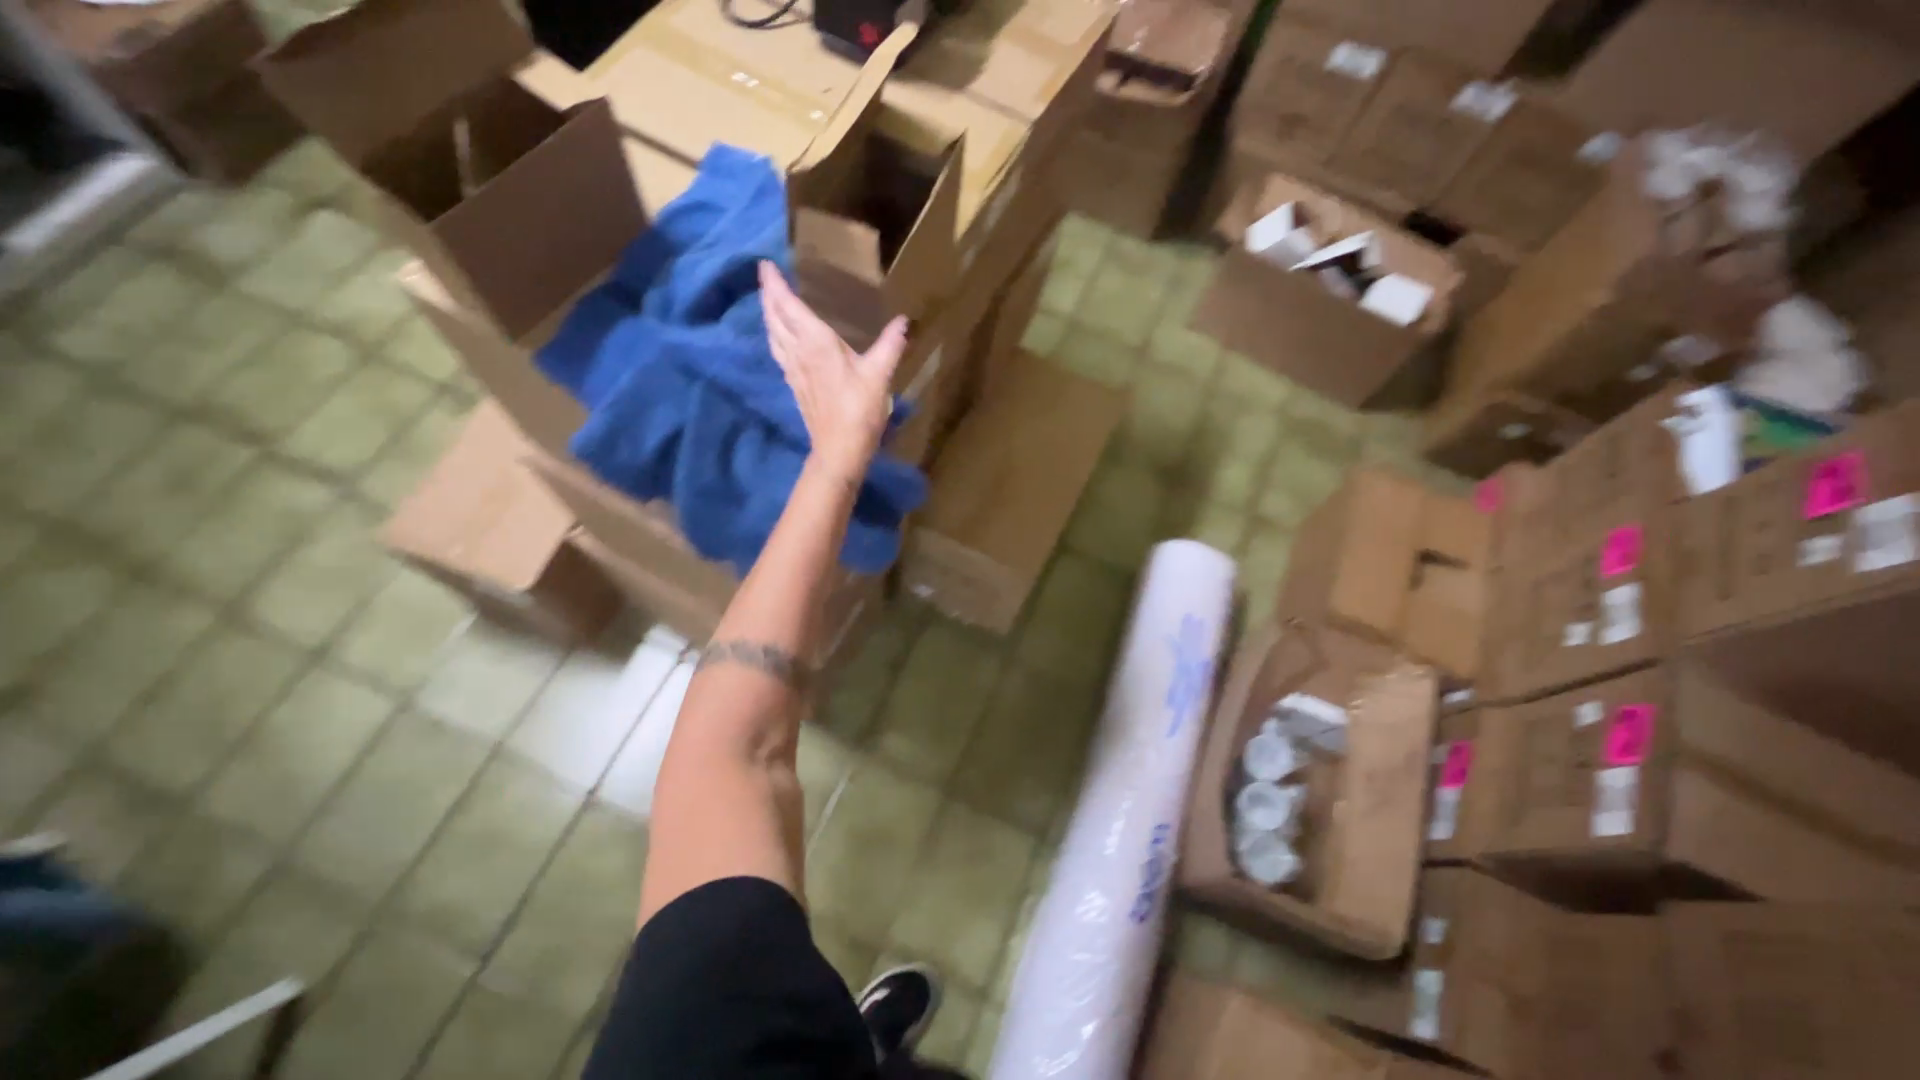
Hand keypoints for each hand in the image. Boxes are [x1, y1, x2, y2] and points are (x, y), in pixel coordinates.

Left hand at [759, 261, 907, 479]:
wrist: (839, 450)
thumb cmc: (859, 411)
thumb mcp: (880, 375)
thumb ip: (890, 345)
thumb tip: (904, 321)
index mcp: (816, 342)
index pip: (788, 306)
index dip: (774, 285)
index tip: (764, 265)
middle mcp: (798, 352)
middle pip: (774, 318)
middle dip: (767, 295)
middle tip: (764, 276)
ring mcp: (793, 370)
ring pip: (773, 335)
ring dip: (768, 314)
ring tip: (768, 300)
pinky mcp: (794, 385)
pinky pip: (779, 351)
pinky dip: (775, 336)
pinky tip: (780, 337)